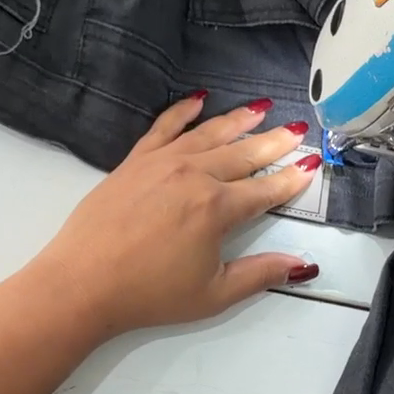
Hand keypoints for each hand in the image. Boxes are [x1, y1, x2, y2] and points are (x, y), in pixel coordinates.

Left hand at [24, 94, 321, 340]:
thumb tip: (302, 265)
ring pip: (209, 134)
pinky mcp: (135, 160)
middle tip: (296, 128)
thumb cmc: (149, 294)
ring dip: (237, 120)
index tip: (310, 166)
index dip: (291, 180)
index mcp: (218, 208)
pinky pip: (164, 127)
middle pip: (243, 154)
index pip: (265, 190)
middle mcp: (195, 175)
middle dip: (273, 142)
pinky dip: (182, 111)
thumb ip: (260, 275)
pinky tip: (198, 99)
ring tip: (261, 108)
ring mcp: (162, 162)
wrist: (82, 282)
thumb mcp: (213, 294)